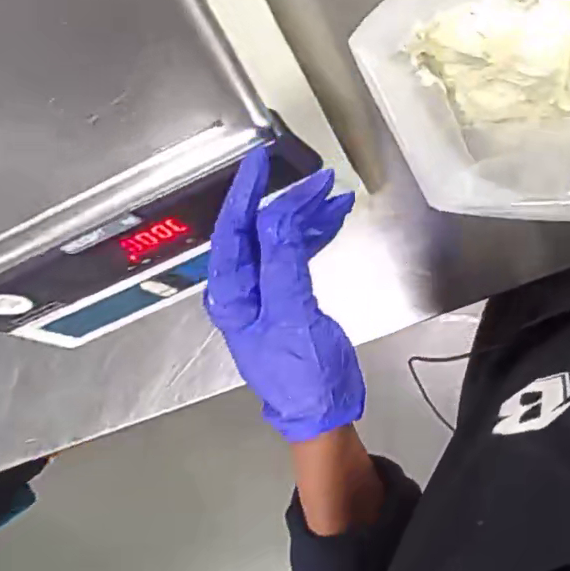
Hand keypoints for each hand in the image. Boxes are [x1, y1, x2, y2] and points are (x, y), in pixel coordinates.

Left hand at [205, 148, 362, 442]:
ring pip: (283, 240)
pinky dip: (315, 237)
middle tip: (318, 180)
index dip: (246, 192)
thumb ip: (283, 263)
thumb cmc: (302, 373)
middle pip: (260, 230)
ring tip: (335, 198)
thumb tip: (278, 216)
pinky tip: (333, 222)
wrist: (322, 409)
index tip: (260, 161)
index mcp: (233, 293)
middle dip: (288, 202)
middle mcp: (245, 288)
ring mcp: (268, 292)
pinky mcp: (291, 297)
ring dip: (307, 218)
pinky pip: (299, 256)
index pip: (234, 229)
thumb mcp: (293, 315)